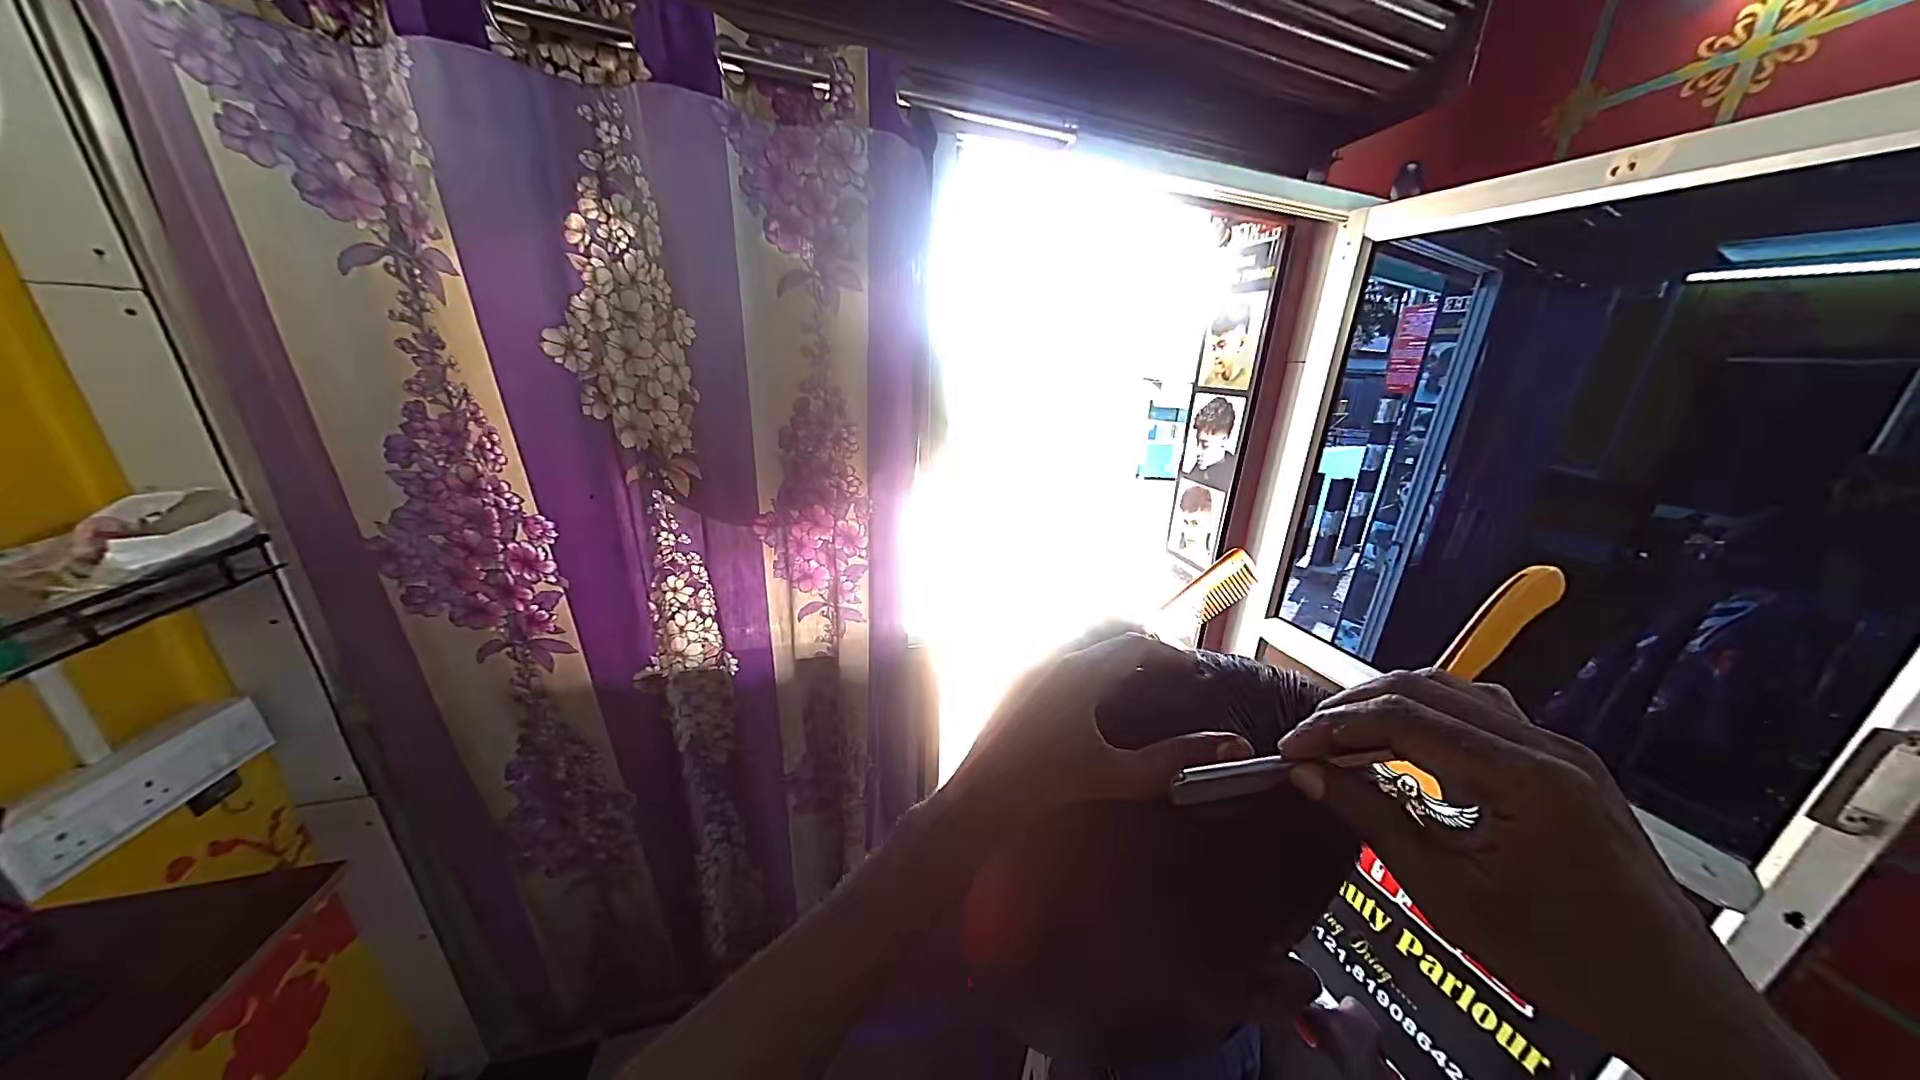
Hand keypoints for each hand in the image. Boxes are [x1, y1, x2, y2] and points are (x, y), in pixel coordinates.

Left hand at [942, 634, 1252, 832]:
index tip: (1190, 669)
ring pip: (1081, 636)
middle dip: (1142, 640)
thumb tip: (1230, 746)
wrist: (980, 797)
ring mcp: (1029, 664)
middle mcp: (1052, 657)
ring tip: (1135, 675)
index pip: (1136, 642)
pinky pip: (1059, 651)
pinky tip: (1093, 691)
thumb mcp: (1117, 775)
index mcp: (1079, 672)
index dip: (1169, 652)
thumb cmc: (1045, 786)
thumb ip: (1175, 760)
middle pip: (1108, 628)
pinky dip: (1087, 657)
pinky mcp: (1015, 678)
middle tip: (1166, 666)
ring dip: (1112, 646)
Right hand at [1277, 670, 1828, 1078]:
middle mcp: (1547, 749)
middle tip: (1309, 740)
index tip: (1295, 748)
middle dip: (1351, 709)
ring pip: (1448, 690)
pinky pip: (1476, 712)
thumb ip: (1372, 818)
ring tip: (1341, 734)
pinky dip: (1423, 715)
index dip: (1334, 727)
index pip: (1401, 718)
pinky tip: (1398, 740)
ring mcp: (1558, 751)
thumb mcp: (1447, 893)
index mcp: (1527, 780)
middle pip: (1421, 689)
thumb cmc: (1569, 959)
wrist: (1673, 1001)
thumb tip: (1312, 776)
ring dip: (1385, 704)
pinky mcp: (1557, 762)